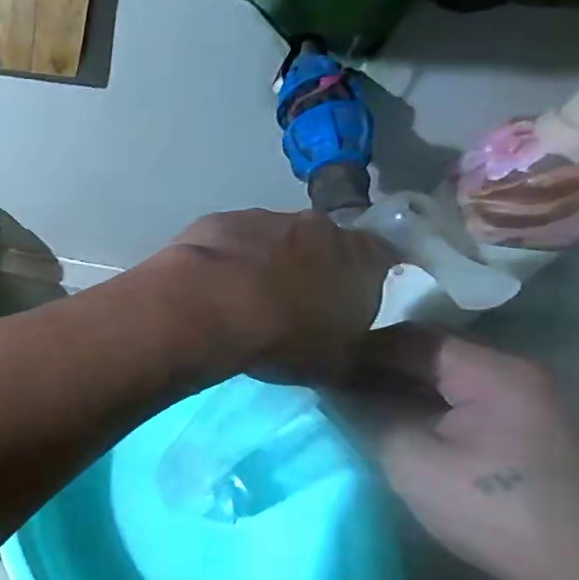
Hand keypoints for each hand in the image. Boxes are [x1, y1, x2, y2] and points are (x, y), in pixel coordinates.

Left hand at [169, 209, 394, 380]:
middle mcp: (317, 226)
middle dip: (302, 267)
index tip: (339, 300)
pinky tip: (200, 284)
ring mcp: (261, 218)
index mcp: (363, 256)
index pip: (378, 258)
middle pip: (315, 244)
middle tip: (281, 303)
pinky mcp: (213, 221)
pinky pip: (219, 240)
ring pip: (264, 239)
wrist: (213, 309)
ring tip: (232, 297)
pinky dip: (214, 259)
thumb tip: (347, 343)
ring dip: (255, 261)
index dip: (358, 279)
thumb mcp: (336, 361)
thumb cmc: (286, 339)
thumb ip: (350, 343)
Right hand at [337, 326, 578, 579]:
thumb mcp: (410, 461)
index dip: (352, 348)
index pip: (407, 336)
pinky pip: (454, 399)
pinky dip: (414, 404)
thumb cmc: (495, 512)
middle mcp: (516, 375)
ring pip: (437, 378)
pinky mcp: (523, 429)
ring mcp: (525, 402)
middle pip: (424, 352)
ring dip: (389, 387)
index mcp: (495, 373)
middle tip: (317, 386)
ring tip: (341, 404)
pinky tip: (383, 423)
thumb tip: (323, 385)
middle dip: (368, 367)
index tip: (308, 368)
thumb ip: (362, 413)